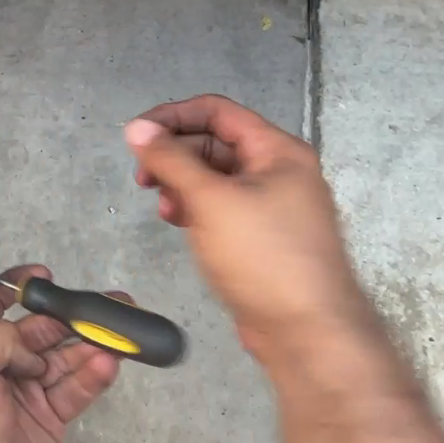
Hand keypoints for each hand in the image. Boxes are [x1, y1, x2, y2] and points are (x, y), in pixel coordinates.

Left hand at [0, 268, 122, 442]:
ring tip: (119, 331)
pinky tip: (109, 362)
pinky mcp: (47, 420)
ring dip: (89, 343)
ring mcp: (23, 392)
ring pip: (62, 359)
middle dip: (67, 316)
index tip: (42, 275)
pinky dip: (93, 375)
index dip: (16, 285)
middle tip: (102, 304)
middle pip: (37, 330)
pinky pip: (74, 390)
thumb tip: (30, 343)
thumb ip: (0, 337)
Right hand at [125, 94, 371, 357]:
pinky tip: (179, 223)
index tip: (135, 137)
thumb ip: (170, 159)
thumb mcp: (209, 200)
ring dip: (179, 184)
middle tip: (142, 180)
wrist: (307, 331)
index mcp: (276, 151)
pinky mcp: (260, 233)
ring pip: (212, 175)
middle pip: (212, 142)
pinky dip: (193, 207)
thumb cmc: (261, 256)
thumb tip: (136, 127)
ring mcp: (270, 203)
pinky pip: (219, 204)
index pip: (216, 111)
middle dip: (172, 156)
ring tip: (163, 209)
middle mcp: (277, 170)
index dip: (171, 117)